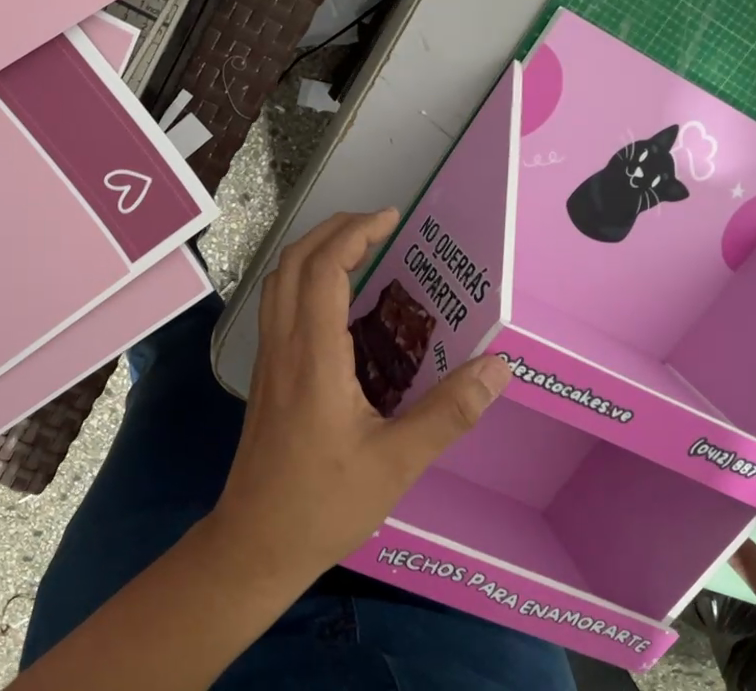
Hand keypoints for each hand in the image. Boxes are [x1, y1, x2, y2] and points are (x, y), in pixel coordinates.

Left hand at [203, 209, 512, 582]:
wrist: (256, 539)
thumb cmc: (324, 503)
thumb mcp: (397, 462)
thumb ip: (448, 412)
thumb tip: (499, 367)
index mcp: (313, 355)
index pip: (324, 268)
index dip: (355, 232)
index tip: (391, 216)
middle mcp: (283, 345)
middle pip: (293, 262)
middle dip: (332, 230)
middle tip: (377, 223)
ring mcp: (267, 358)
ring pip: (278, 282)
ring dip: (313, 252)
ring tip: (358, 249)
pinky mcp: (266, 375)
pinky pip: (278, 307)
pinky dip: (303, 282)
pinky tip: (335, 304)